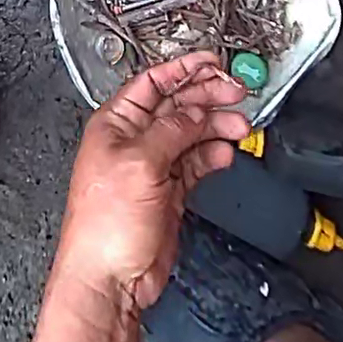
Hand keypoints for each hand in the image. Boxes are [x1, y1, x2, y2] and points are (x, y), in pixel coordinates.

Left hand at [53, 52, 251, 312]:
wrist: (110, 280)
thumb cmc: (103, 225)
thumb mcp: (139, 164)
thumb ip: (171, 132)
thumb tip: (194, 111)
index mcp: (116, 123)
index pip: (153, 82)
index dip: (183, 69)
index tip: (211, 62)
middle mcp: (134, 139)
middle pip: (177, 105)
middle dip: (207, 96)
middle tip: (236, 91)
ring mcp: (152, 164)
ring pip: (191, 132)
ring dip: (216, 125)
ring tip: (239, 124)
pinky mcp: (168, 189)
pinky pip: (195, 161)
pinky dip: (212, 154)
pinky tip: (225, 151)